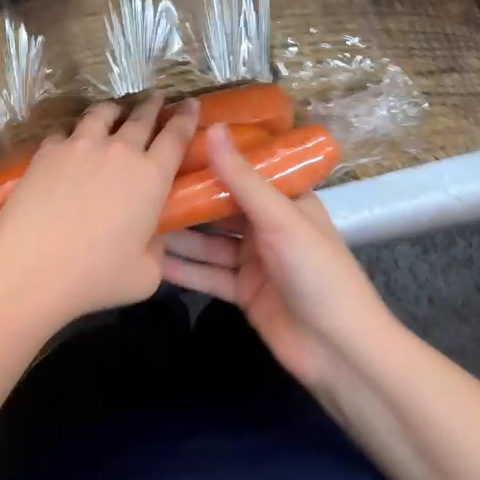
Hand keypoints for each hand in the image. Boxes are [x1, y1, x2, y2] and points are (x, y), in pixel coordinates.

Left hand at [0, 94, 198, 330]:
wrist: (31, 265)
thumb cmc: (95, 275)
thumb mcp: (146, 274)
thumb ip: (157, 247)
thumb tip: (152, 232)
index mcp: (151, 176)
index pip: (176, 136)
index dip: (186, 117)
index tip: (191, 103)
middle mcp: (120, 150)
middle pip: (142, 116)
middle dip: (153, 103)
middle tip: (158, 96)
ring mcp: (81, 144)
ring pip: (103, 113)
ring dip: (115, 108)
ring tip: (116, 109)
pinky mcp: (48, 148)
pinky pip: (67, 130)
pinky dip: (75, 131)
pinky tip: (72, 139)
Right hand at [160, 123, 393, 390]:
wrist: (339, 352)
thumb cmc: (318, 272)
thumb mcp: (280, 218)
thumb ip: (242, 178)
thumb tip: (212, 127)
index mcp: (286, 200)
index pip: (244, 170)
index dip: (211, 157)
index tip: (172, 142)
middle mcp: (269, 226)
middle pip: (221, 207)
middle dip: (187, 198)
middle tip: (143, 183)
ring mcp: (255, 261)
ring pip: (210, 241)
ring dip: (180, 234)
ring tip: (139, 220)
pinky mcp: (243, 292)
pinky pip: (208, 274)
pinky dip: (184, 269)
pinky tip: (153, 260)